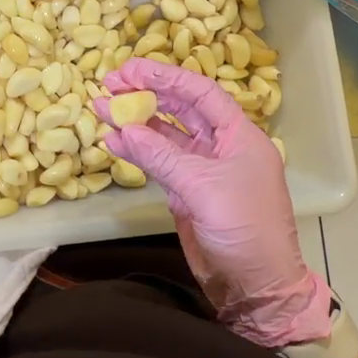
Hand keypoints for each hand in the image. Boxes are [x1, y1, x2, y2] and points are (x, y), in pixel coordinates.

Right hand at [94, 57, 333, 347]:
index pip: (199, 92)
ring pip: (164, 135)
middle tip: (110, 84)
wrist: (257, 288)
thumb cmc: (245, 231)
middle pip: (180, 108)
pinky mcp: (187, 191)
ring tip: (101, 108)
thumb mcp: (204, 189)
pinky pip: (157, 162)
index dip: (165, 77)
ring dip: (135, 121)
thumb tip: (123, 129)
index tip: (130, 69)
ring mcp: (202, 169)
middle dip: (146, 94)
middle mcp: (220, 146)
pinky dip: (136, 150)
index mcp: (238, 135)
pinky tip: (113, 140)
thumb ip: (162, 156)